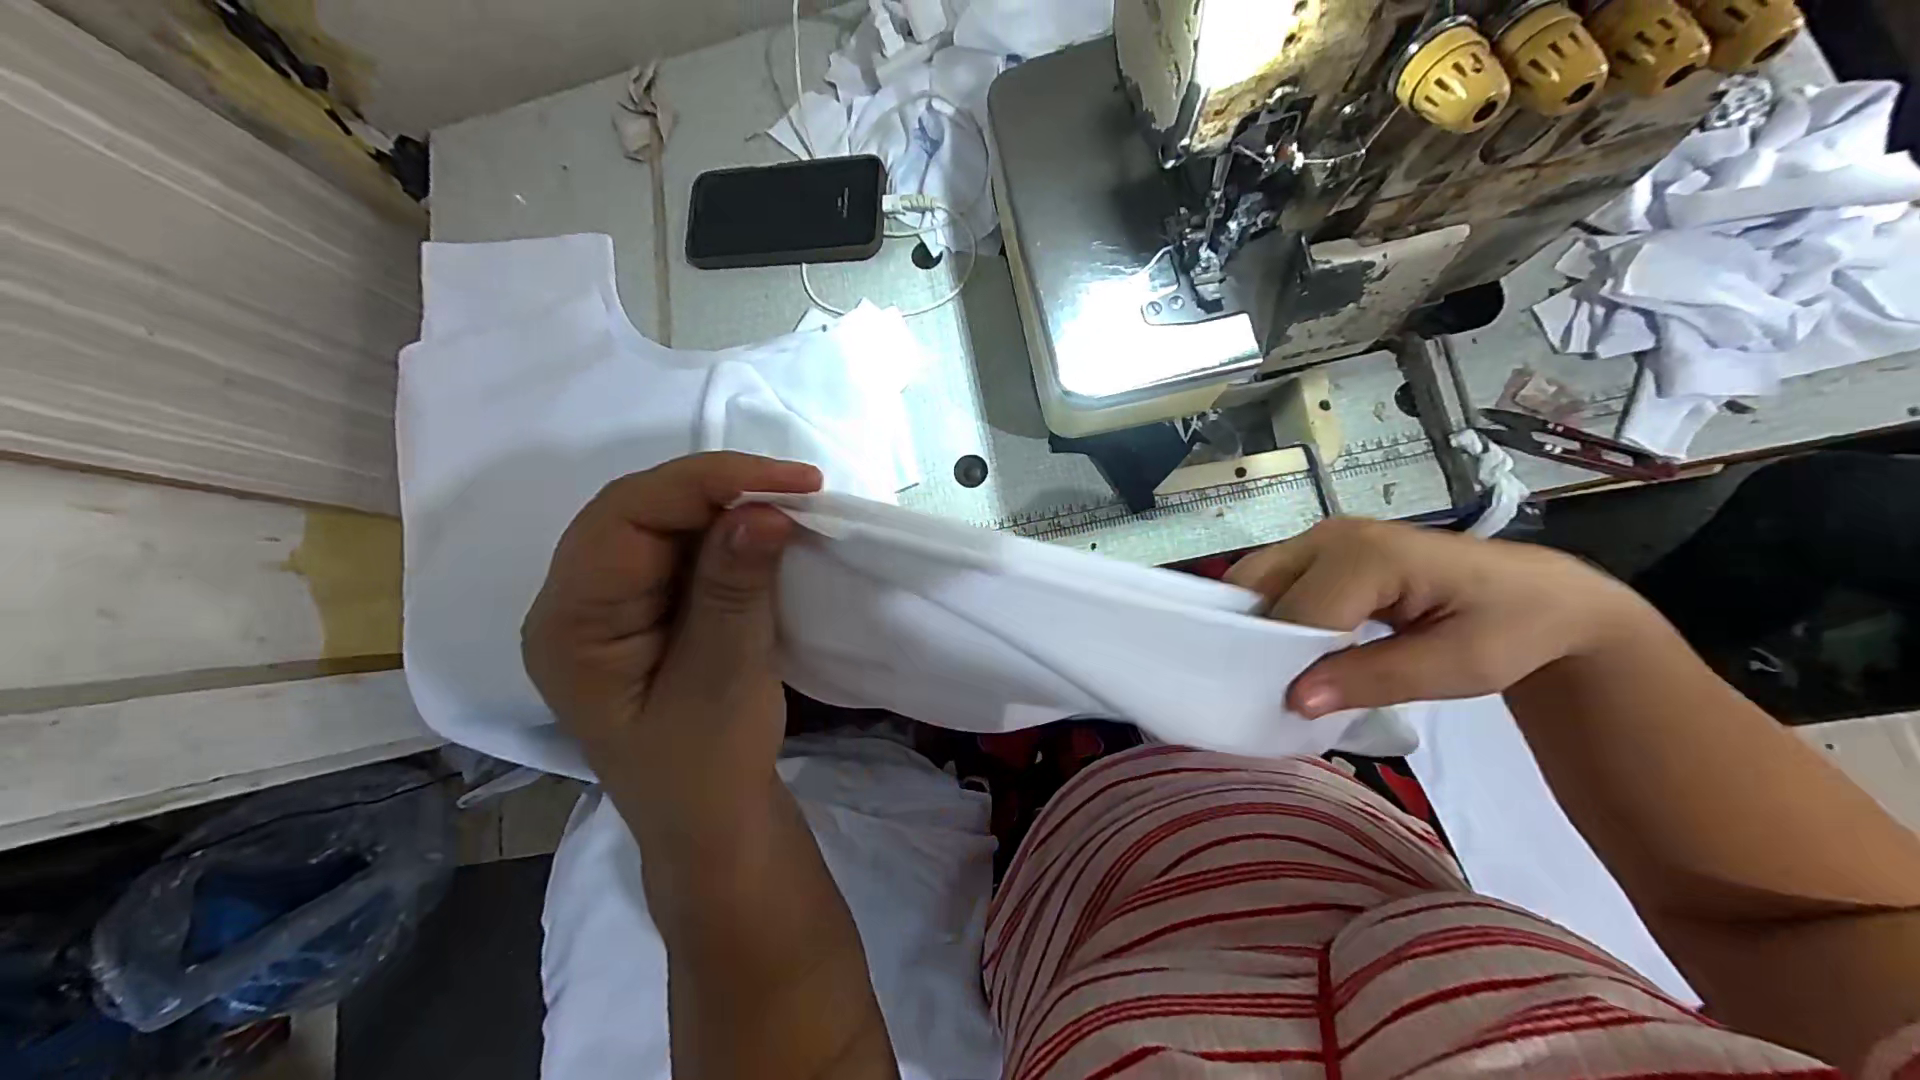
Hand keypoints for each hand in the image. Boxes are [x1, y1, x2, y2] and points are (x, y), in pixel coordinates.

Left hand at [521, 452, 821, 832]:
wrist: (711, 825)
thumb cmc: (708, 770)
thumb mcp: (725, 680)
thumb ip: (734, 591)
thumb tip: (765, 509)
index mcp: (571, 625)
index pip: (625, 518)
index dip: (708, 483)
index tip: (791, 483)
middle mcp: (576, 603)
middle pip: (637, 510)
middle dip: (719, 489)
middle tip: (797, 489)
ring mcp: (611, 605)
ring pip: (662, 523)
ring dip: (728, 507)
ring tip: (792, 505)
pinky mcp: (646, 610)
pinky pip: (681, 550)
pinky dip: (729, 534)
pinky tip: (766, 533)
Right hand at [1226, 518, 1653, 716]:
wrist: (1540, 595)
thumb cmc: (1511, 628)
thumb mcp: (1461, 668)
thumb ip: (1377, 680)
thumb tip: (1295, 698)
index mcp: (1369, 556)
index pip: (1298, 613)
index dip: (1286, 662)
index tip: (1291, 707)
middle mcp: (1331, 536)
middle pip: (1258, 588)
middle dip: (1255, 638)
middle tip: (1270, 687)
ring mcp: (1321, 538)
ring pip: (1254, 583)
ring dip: (1257, 626)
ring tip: (1279, 669)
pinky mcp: (1319, 549)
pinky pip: (1270, 582)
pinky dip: (1268, 616)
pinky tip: (1291, 648)